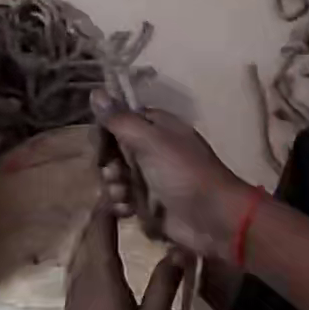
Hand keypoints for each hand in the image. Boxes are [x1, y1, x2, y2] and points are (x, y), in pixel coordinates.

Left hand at [48, 200, 182, 309]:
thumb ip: (165, 286)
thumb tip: (180, 249)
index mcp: (100, 277)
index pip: (100, 227)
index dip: (109, 203)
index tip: (125, 183)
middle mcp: (81, 279)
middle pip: (88, 235)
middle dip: (103, 212)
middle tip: (128, 195)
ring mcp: (74, 295)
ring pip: (82, 251)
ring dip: (98, 231)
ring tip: (121, 218)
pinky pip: (82, 267)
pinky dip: (95, 251)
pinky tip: (111, 259)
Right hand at [92, 91, 252, 260]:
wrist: (213, 218)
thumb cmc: (184, 172)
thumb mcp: (151, 141)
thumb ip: (121, 120)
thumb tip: (95, 91)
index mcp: (156, 128)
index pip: (120, 120)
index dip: (106, 131)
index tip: (100, 143)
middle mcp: (152, 150)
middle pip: (114, 151)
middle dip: (108, 163)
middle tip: (114, 172)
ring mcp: (151, 178)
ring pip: (116, 178)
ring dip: (114, 186)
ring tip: (125, 194)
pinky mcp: (150, 205)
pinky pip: (124, 200)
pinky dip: (122, 205)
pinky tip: (128, 210)